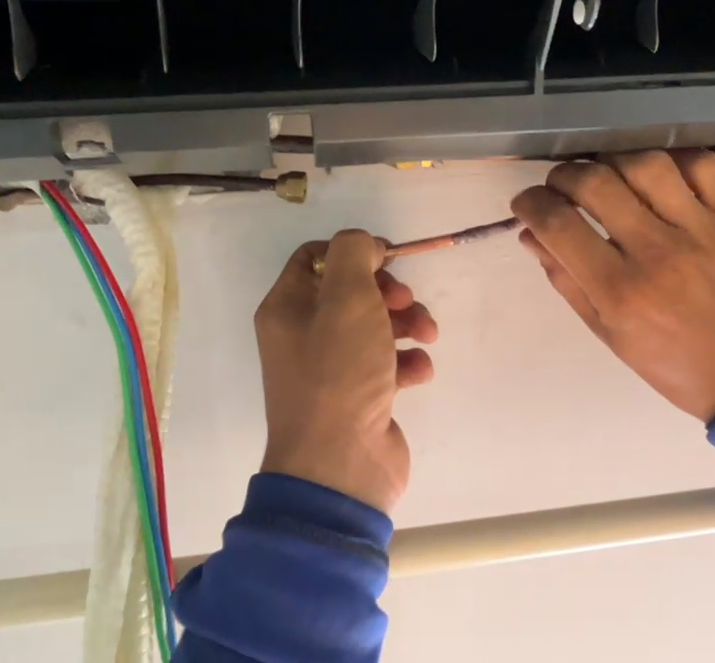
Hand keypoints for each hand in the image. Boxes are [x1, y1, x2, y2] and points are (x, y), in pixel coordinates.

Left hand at [254, 230, 439, 511]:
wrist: (341, 467)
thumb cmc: (338, 373)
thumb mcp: (347, 298)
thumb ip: (355, 254)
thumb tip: (367, 248)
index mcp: (287, 307)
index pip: (316, 257)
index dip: (355, 250)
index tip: (389, 257)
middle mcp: (304, 334)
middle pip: (351, 291)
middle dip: (388, 290)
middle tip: (406, 302)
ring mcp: (332, 369)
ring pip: (375, 325)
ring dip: (407, 323)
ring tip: (427, 337)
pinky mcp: (359, 397)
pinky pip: (387, 364)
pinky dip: (408, 362)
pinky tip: (419, 372)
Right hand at [511, 150, 714, 421]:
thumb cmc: (668, 360)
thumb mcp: (605, 331)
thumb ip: (564, 279)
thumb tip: (530, 232)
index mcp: (620, 291)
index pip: (558, 224)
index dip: (530, 203)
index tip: (527, 203)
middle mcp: (658, 253)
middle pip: (595, 183)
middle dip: (563, 176)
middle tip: (561, 186)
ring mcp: (702, 231)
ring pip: (645, 164)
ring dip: (613, 161)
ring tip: (608, 175)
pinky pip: (701, 164)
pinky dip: (673, 158)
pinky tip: (658, 175)